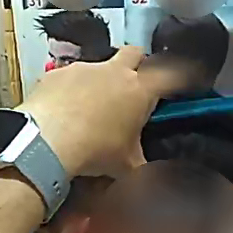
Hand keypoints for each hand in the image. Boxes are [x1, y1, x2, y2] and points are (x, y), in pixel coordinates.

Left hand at [19, 45, 187, 177]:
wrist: (46, 140)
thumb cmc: (96, 150)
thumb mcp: (126, 165)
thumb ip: (142, 165)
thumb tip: (152, 179)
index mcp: (140, 90)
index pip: (172, 74)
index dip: (182, 74)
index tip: (186, 77)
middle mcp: (114, 71)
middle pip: (135, 53)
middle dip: (138, 64)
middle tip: (134, 85)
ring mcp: (83, 68)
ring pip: (100, 64)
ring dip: (101, 79)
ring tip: (92, 104)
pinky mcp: (56, 73)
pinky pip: (70, 75)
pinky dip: (71, 88)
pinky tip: (64, 107)